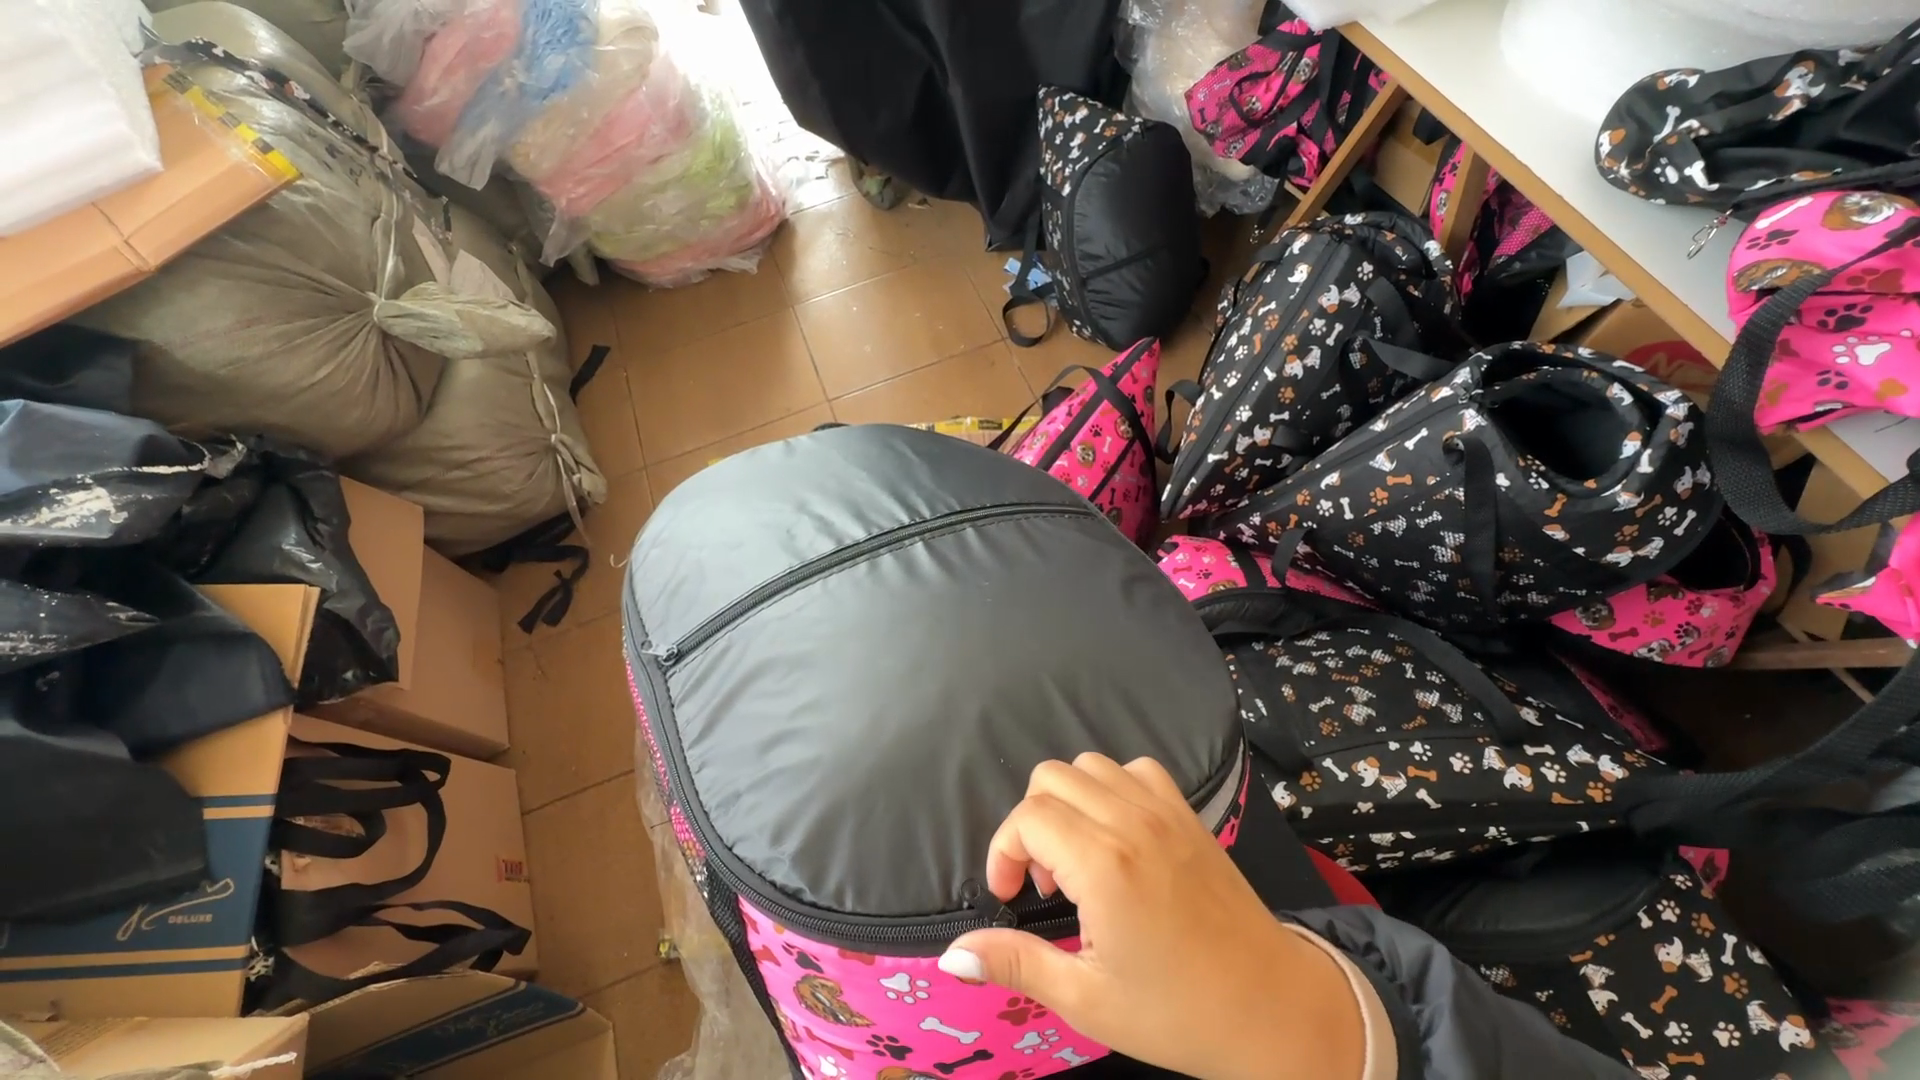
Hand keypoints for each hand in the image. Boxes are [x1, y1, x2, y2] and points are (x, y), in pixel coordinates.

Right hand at [938, 753, 1365, 1079]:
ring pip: (1091, 764)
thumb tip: (951, 956)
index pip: (1028, 816)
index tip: (1012, 896)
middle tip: (1048, 883)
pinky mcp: (1189, 814)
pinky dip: (1113, 789)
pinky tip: (1119, 837)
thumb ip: (1016, 963)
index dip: (1004, 851)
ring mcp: (1166, 811)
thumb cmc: (1177, 1013)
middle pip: (1052, 778)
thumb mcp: (1087, 999)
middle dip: (1031, 824)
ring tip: (1080, 859)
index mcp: (1105, 865)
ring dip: (1070, 802)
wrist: (1274, 1009)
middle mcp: (1132, 822)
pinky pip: (1136, 769)